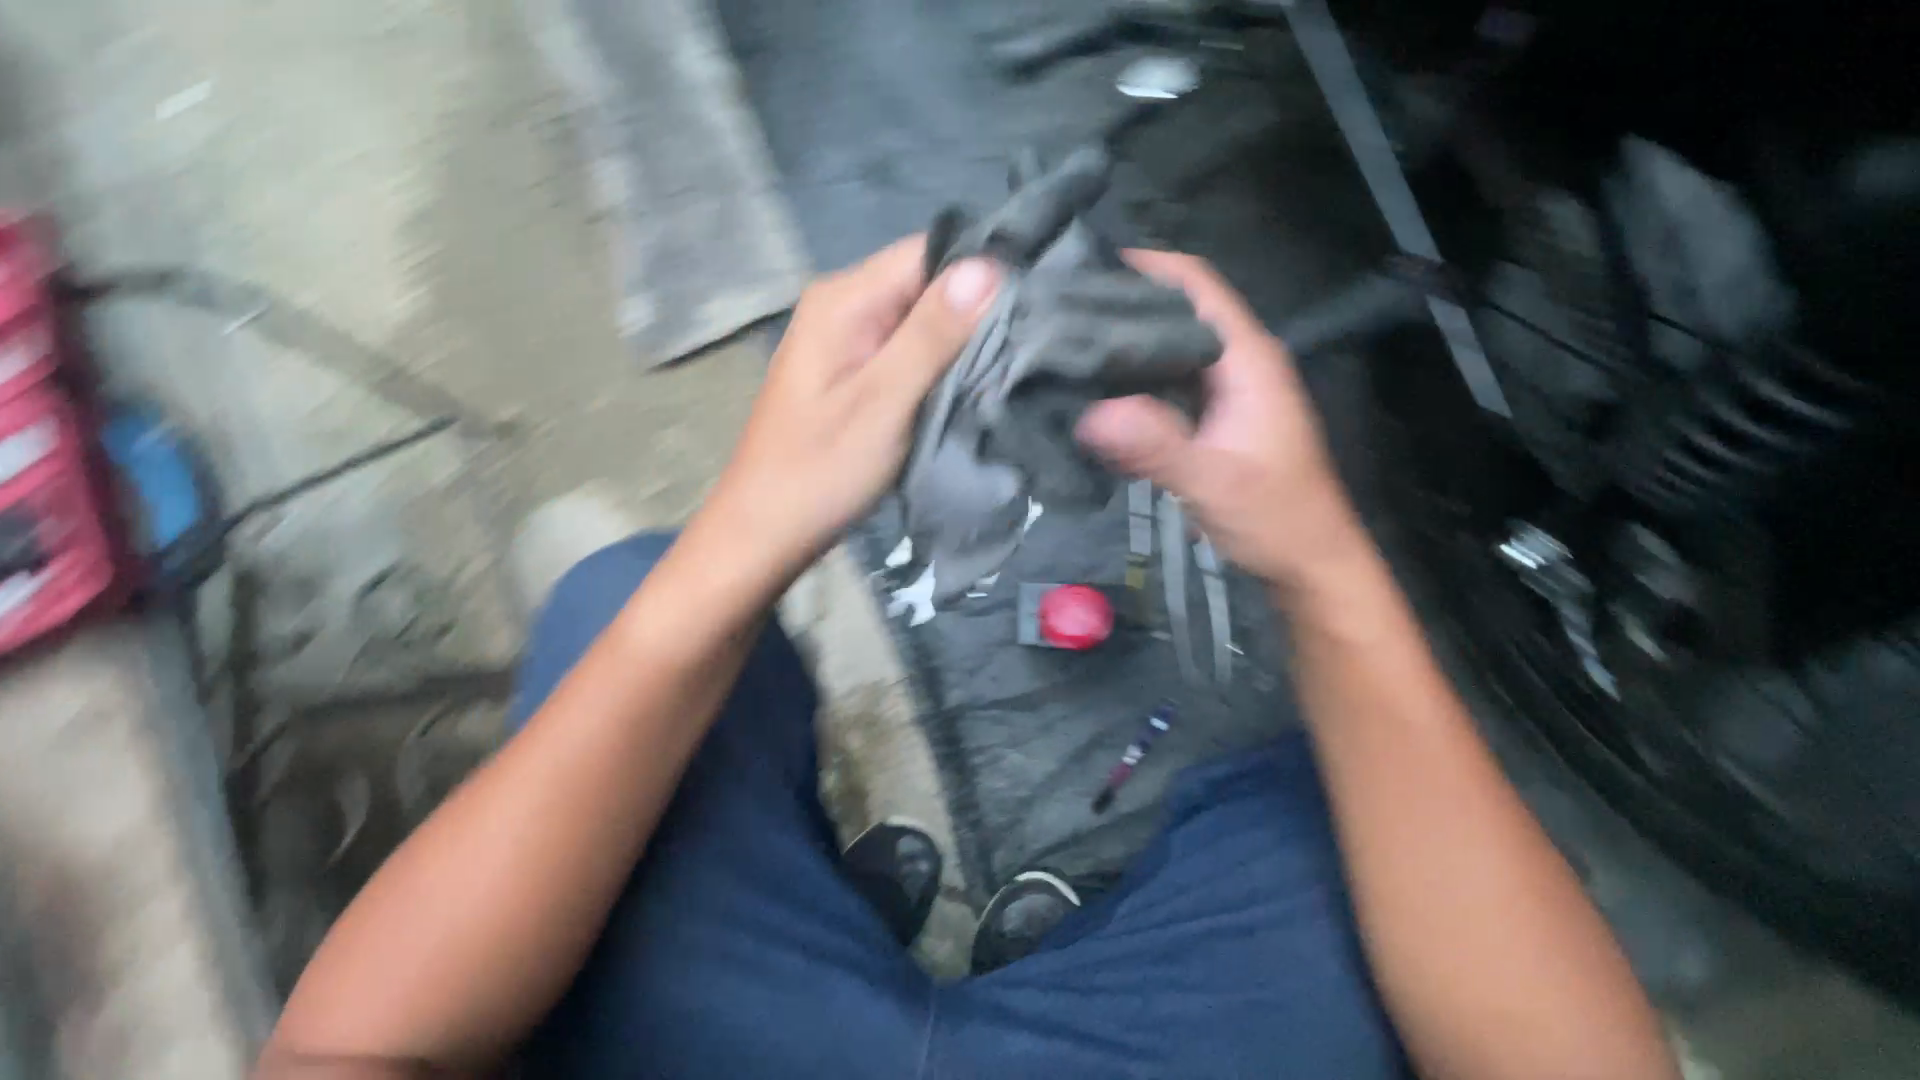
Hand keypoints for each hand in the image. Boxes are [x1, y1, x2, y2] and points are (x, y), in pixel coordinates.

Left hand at [694, 235, 1000, 583]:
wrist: (767, 530)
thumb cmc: (821, 469)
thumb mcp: (882, 401)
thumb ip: (932, 334)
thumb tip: (989, 266)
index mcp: (845, 299)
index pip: (930, 252)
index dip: (982, 273)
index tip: (1032, 305)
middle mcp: (844, 305)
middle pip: (927, 284)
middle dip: (976, 312)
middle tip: (1029, 345)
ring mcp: (848, 340)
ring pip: (923, 321)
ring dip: (962, 342)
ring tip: (1008, 367)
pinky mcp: (856, 372)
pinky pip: (909, 351)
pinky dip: (940, 366)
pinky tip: (969, 386)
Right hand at [1076, 252, 1365, 592]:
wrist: (1309, 563)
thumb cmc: (1276, 517)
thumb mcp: (1216, 482)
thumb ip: (1158, 447)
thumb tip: (1091, 414)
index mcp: (1246, 358)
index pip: (1195, 284)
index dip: (1144, 265)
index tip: (1082, 267)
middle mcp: (1233, 363)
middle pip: (1171, 312)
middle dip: (1118, 308)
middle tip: (1052, 314)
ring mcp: (1221, 391)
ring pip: (1162, 351)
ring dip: (1118, 349)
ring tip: (1057, 348)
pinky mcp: (1207, 419)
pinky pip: (1161, 387)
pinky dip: (1127, 386)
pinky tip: (1086, 397)